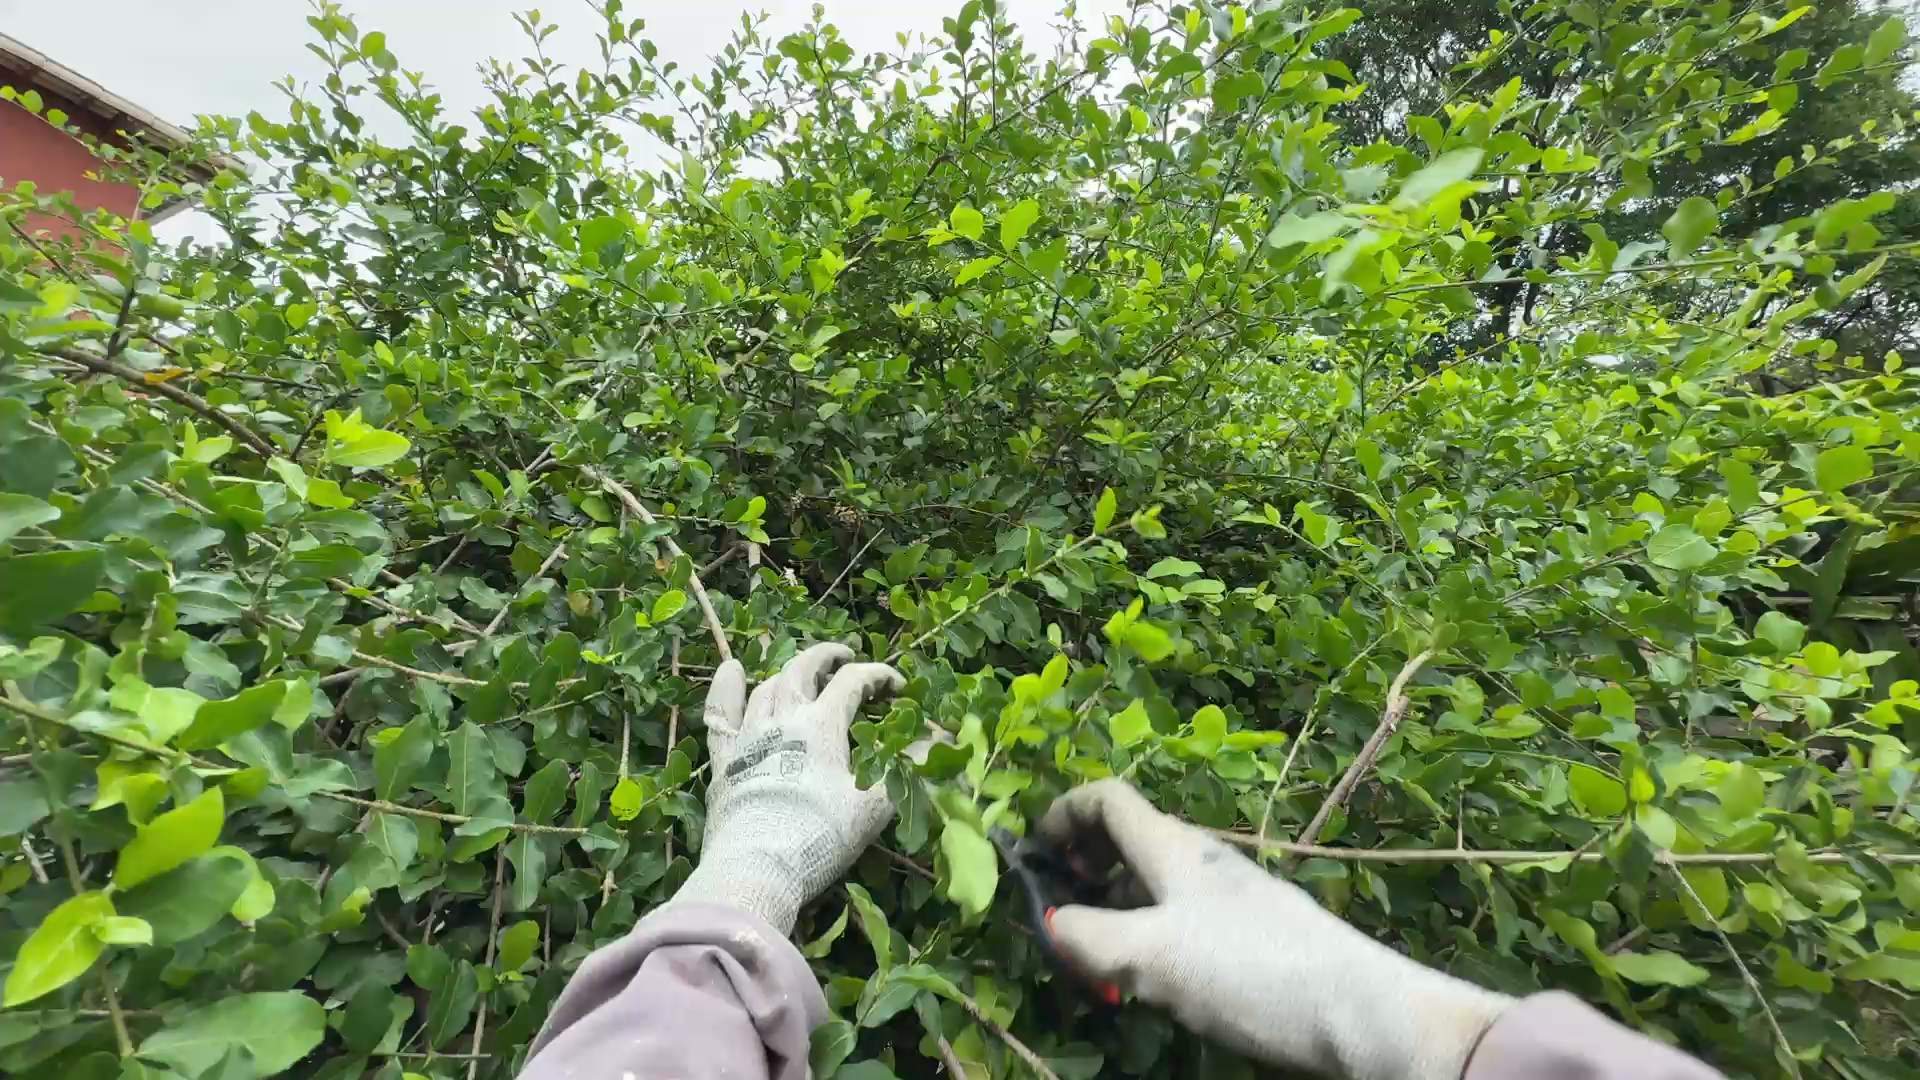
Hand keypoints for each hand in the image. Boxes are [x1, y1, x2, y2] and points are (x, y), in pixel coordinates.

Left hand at [672, 643, 903, 933]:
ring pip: (768, 686)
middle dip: (828, 657)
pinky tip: (731, 669)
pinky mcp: (723, 759)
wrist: (756, 870)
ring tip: (802, 672)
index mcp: (822, 725)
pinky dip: (726, 688)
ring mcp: (750, 736)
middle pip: (804, 669)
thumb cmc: (820, 835)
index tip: (897, 686)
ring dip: (789, 672)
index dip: (879, 676)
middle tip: (845, 657)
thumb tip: (938, 741)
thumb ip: (906, 769)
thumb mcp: (873, 805)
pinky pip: (720, 713)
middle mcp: (784, 719)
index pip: (853, 681)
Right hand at [1038, 779, 1512, 1079]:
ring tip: (1099, 948)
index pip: (1105, 797)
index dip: (1062, 813)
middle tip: (1063, 906)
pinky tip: (1153, 970)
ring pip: (1152, 875)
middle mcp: (1197, 854)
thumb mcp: (1153, 958)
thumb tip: (1049, 922)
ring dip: (1113, 898)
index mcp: (1170, 845)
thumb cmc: (1247, 970)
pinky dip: (1147, 923)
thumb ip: (1089, 938)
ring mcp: (1227, 889)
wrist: (1364, 1012)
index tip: (1036, 854)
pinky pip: (1178, 907)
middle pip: (1126, 832)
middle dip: (1083, 860)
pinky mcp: (1250, 924)